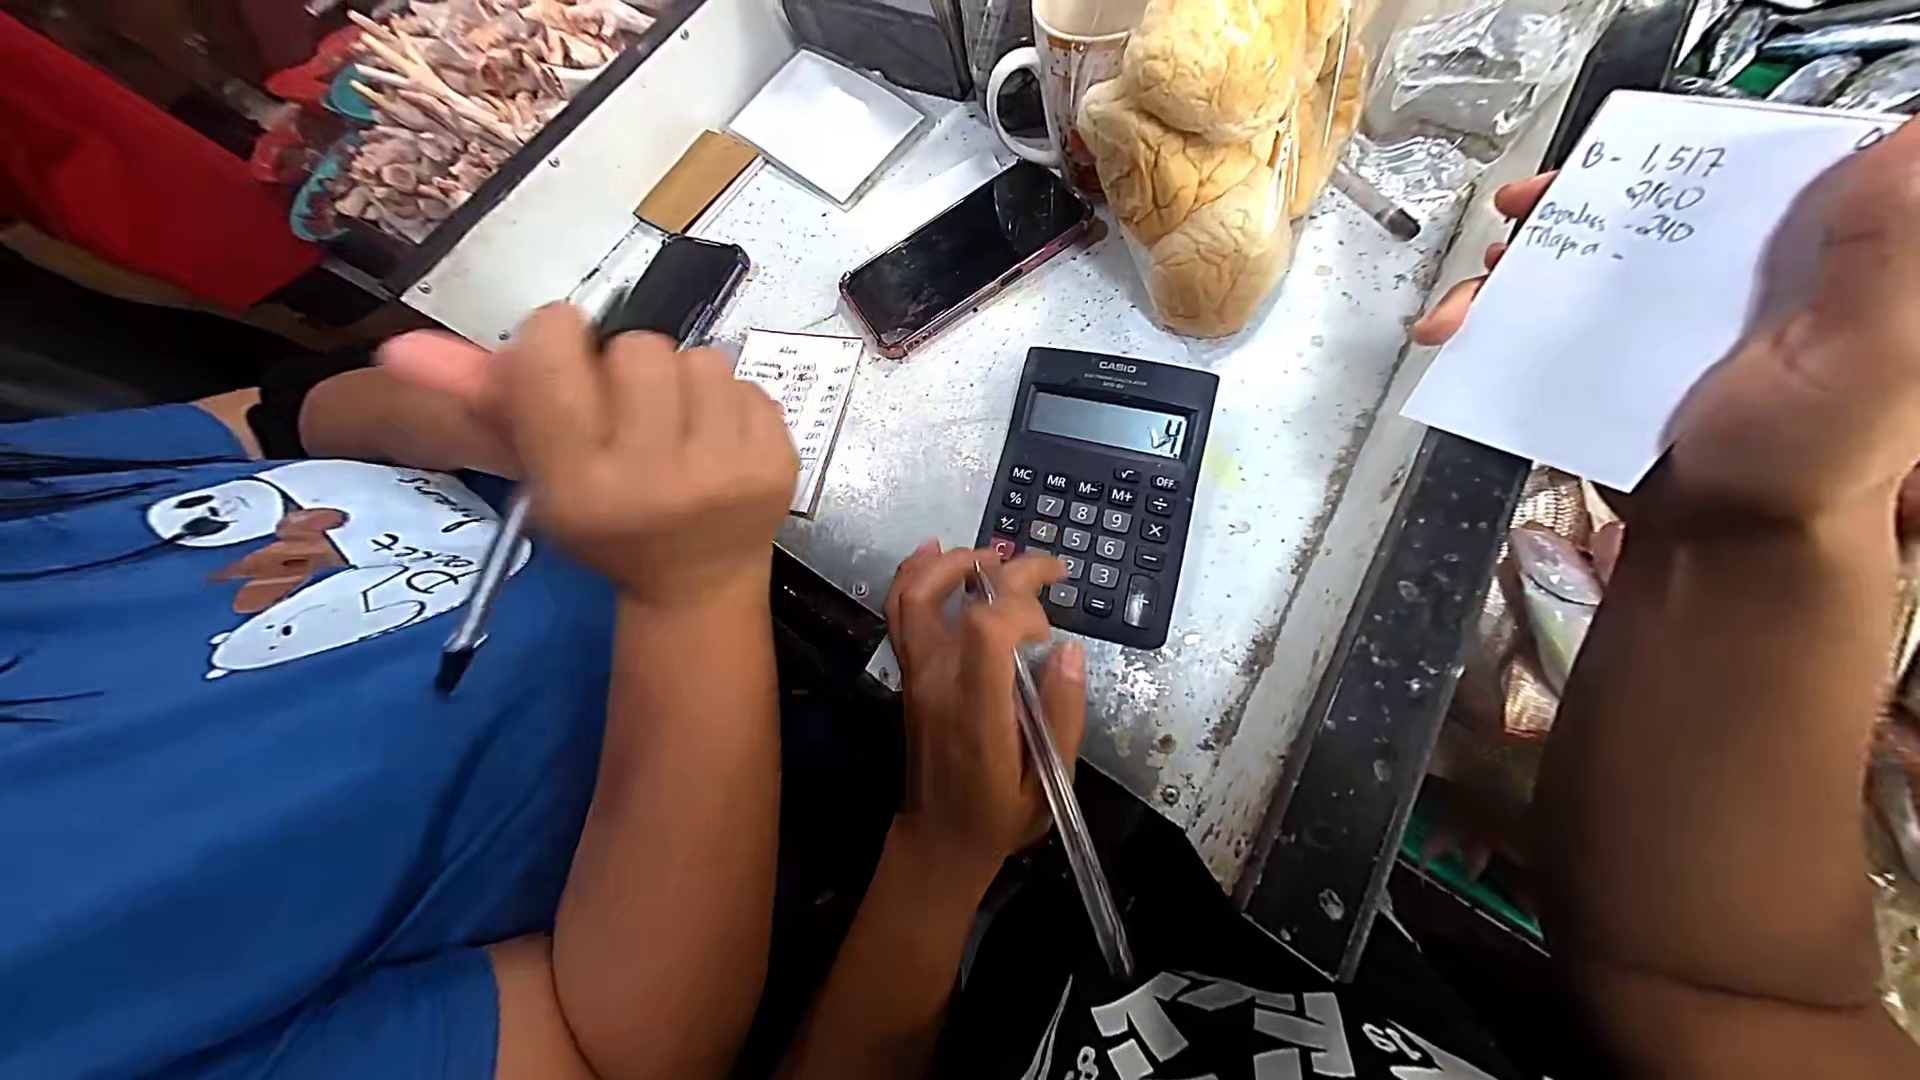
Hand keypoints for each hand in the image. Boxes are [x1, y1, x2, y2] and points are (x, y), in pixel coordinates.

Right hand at [390, 305, 796, 604]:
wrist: (699, 581)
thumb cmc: (614, 526)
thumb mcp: (546, 477)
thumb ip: (485, 407)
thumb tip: (399, 345)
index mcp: (582, 487)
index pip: (553, 358)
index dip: (557, 338)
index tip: (569, 352)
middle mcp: (657, 480)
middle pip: (640, 347)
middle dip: (628, 365)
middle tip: (634, 406)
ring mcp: (730, 473)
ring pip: (702, 358)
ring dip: (684, 379)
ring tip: (679, 424)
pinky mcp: (780, 465)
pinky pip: (750, 386)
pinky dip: (731, 402)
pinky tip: (720, 440)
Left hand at [884, 543, 1087, 873]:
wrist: (941, 836)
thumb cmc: (1000, 813)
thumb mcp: (1051, 781)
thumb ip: (1063, 713)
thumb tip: (1069, 649)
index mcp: (975, 711)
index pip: (984, 629)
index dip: (1020, 606)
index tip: (1049, 625)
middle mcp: (937, 682)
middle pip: (948, 599)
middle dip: (999, 570)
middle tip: (1041, 567)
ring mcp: (917, 673)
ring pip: (912, 596)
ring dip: (950, 562)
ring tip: (991, 554)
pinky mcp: (910, 672)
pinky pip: (901, 612)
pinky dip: (915, 574)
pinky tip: (936, 554)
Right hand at [1413, 128, 1919, 533]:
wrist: (1714, 530)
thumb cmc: (1802, 455)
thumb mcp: (1871, 349)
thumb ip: (1883, 252)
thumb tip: (1890, 139)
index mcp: (1791, 261)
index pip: (1731, 180)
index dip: (1670, 157)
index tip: (1609, 158)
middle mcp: (1712, 284)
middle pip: (1629, 221)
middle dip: (1563, 211)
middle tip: (1519, 212)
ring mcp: (1644, 328)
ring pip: (1569, 276)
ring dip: (1508, 277)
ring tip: (1467, 299)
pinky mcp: (1593, 364)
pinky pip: (1537, 332)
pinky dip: (1490, 329)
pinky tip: (1462, 336)